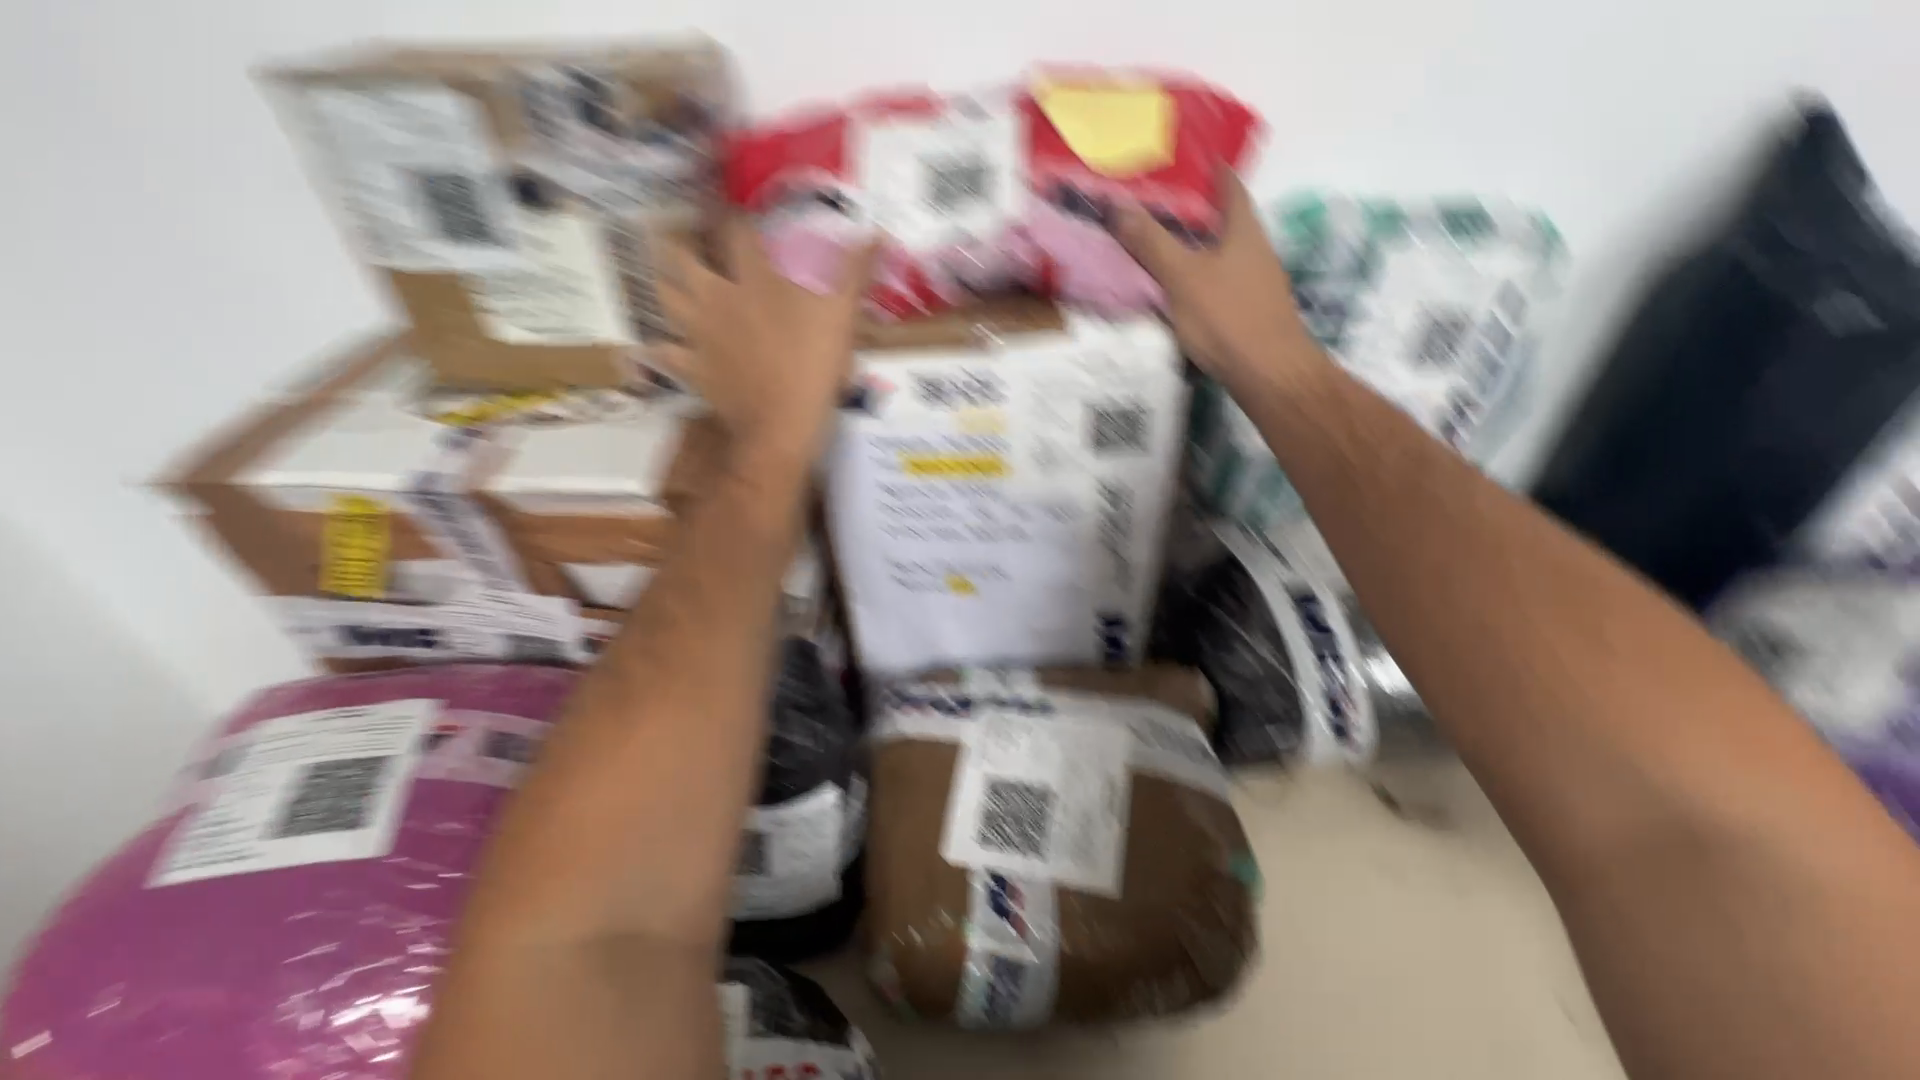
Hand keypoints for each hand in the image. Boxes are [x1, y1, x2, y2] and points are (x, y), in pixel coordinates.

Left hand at [657, 219, 876, 466]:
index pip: (735, 229)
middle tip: (685, 235)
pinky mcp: (691, 366)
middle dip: (679, 240)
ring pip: (665, 296)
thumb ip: (855, 271)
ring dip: (664, 282)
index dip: (731, 211)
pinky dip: (659, 346)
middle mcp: (717, 297)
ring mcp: (698, 332)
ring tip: (668, 276)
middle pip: (681, 256)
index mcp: (755, 278)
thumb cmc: (815, 366)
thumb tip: (876, 232)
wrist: (782, 425)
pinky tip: (657, 343)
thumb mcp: (843, 314)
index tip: (731, 202)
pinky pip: (664, 352)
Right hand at [1114, 168, 1329, 395]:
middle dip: (1198, 210)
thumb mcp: (1181, 277)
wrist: (1270, 374)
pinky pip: (1223, 281)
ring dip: (1199, 246)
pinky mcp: (1252, 311)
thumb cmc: (1228, 317)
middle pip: (1227, 220)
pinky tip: (1182, 288)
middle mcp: (1256, 250)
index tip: (1191, 160)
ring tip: (1163, 244)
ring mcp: (1258, 283)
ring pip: (1224, 253)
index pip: (1231, 187)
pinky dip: (1202, 275)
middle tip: (1161, 203)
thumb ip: (1151, 243)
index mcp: (1243, 231)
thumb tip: (1118, 206)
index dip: (1214, 170)